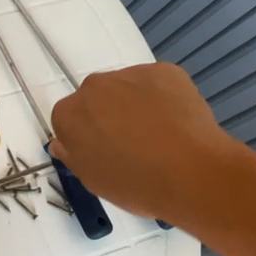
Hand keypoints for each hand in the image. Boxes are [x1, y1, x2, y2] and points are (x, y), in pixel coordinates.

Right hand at [48, 63, 254, 229]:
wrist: (191, 173)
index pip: (70, 120)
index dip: (88, 136)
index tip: (105, 152)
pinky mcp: (162, 70)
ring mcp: (129, 74)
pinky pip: (157, 82)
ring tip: (160, 134)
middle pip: (96, 98)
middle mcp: (92, 86)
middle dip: (109, 115)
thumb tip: (63, 142)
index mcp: (68, 114)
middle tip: (133, 143)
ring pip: (127, 87)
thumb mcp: (93, 181)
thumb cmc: (136, 184)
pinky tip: (177, 122)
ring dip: (136, 104)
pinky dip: (164, 97)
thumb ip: (73, 156)